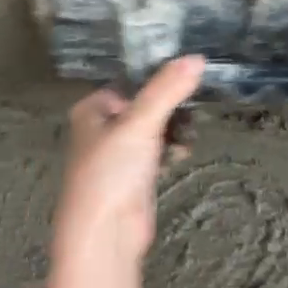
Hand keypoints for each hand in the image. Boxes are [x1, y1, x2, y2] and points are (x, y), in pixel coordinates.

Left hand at [55, 56, 202, 262]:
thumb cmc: (111, 170)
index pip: (129, 84)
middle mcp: (100, 127)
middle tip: (190, 116)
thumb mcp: (140, 124)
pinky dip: (169, 151)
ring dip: (172, 132)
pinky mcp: (133, 176)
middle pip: (143, 107)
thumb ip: (166, 91)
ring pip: (152, 131)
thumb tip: (196, 58)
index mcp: (91, 109)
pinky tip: (181, 155)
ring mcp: (117, 152)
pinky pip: (156, 153)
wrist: (105, 230)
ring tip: (186, 138)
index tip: (188, 81)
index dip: (156, 83)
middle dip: (169, 111)